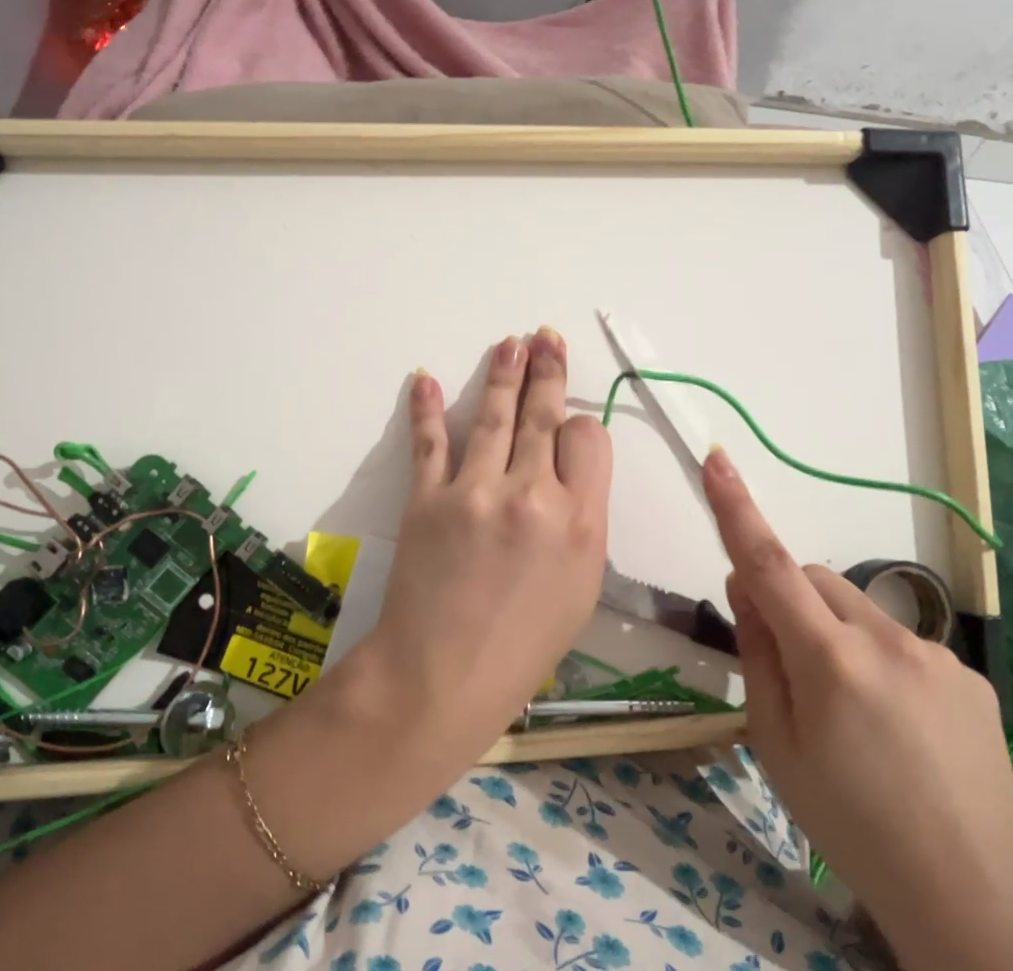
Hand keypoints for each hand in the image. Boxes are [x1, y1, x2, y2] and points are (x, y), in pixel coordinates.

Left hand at [361, 328, 611, 757]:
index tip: (571, 428)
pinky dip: (426, 410)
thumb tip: (569, 477)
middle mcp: (532, 495)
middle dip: (547, 372)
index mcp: (581, 521)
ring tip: (510, 344)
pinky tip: (425, 379)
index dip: (580, 426)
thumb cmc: (526, 645)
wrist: (445, 674)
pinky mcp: (427, 499)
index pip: (587, 439)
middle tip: (545, 338)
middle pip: (542, 416)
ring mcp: (475, 492)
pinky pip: (429, 444)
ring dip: (502, 375)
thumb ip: (582, 524)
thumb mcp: (580, 589)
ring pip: (493, 418)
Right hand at [702, 448, 1012, 970]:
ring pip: (860, 611)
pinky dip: (880, 660)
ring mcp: (938, 654)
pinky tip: (896, 728)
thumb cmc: (846, 823)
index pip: (770, 566)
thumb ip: (758, 657)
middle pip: (816, 581)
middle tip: (784, 663)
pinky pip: (905, 643)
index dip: (739, 510)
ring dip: (836, 633)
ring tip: (849, 712)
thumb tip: (743, 588)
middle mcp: (888, 639)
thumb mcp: (776, 746)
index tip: (718, 459)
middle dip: (788, 597)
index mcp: (830, 660)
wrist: (963, 889)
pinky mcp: (971, 675)